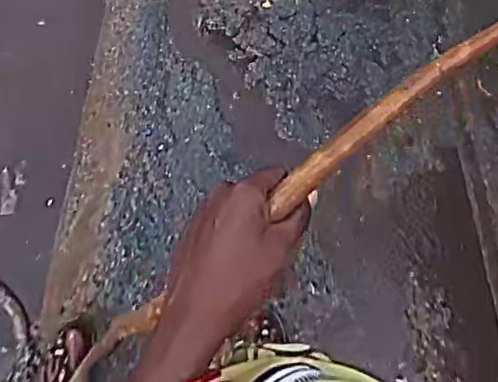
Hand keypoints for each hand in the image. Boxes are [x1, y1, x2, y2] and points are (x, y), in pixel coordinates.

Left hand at [157, 169, 309, 348]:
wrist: (192, 322)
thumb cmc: (236, 285)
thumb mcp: (282, 248)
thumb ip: (299, 216)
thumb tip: (306, 197)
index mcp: (245, 192)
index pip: (279, 175)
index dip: (291, 195)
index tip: (293, 215)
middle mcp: (221, 195)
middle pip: (257, 194)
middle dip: (268, 216)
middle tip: (271, 247)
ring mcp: (202, 214)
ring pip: (238, 213)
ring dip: (247, 230)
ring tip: (248, 264)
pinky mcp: (190, 234)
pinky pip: (219, 228)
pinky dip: (228, 243)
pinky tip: (229, 270)